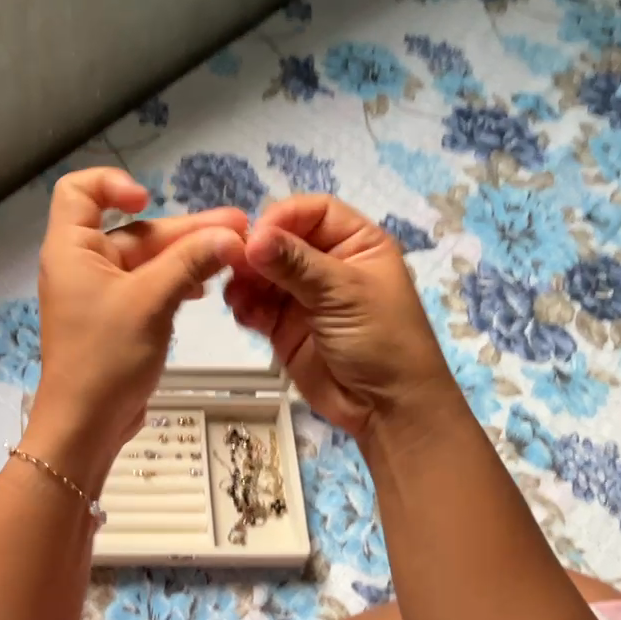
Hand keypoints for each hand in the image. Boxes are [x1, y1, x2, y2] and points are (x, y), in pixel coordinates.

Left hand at [33, 168, 246, 452]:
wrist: (85, 425)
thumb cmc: (106, 357)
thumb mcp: (151, 301)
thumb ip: (190, 262)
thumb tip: (231, 235)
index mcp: (72, 249)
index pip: (79, 191)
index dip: (112, 184)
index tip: (149, 199)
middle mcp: (82, 265)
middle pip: (133, 231)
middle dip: (183, 230)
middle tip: (238, 228)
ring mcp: (100, 295)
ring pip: (147, 262)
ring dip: (187, 257)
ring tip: (235, 255)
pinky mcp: (116, 320)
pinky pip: (147, 288)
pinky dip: (175, 283)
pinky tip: (206, 288)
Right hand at [224, 195, 451, 437]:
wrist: (385, 407)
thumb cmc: (381, 339)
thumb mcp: (343, 294)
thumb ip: (296, 264)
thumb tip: (253, 238)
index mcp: (356, 244)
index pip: (312, 212)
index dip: (282, 218)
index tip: (255, 238)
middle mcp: (326, 264)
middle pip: (280, 241)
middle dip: (256, 253)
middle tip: (234, 267)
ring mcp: (302, 296)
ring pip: (262, 274)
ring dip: (245, 281)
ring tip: (237, 296)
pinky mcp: (283, 326)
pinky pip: (255, 306)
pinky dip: (245, 307)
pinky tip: (244, 315)